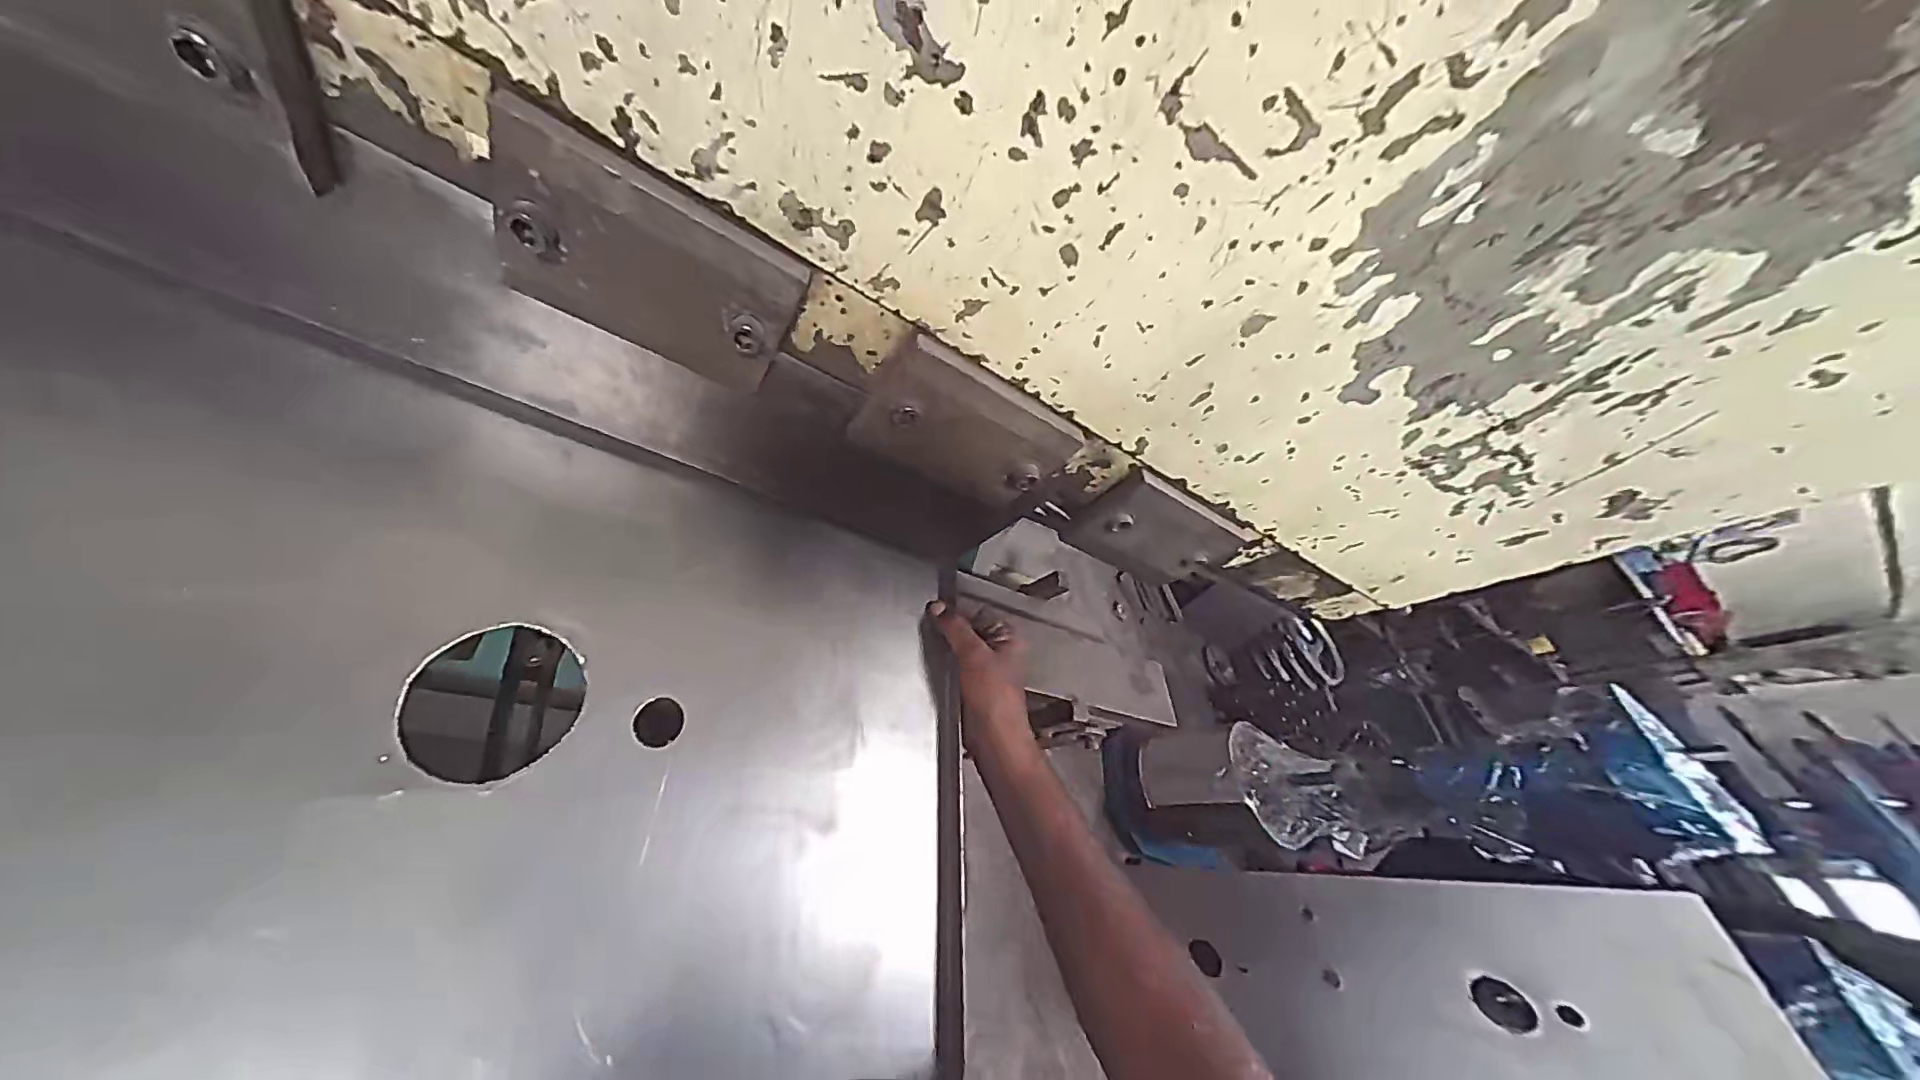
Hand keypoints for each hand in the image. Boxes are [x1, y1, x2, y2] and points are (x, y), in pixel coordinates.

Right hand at [926, 600, 1028, 746]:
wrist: (993, 737)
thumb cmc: (996, 700)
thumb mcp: (973, 654)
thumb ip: (955, 628)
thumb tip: (939, 608)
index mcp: (1008, 638)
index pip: (978, 611)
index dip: (957, 610)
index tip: (936, 610)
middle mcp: (999, 652)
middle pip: (968, 630)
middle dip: (950, 632)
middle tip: (934, 631)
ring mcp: (986, 669)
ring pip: (959, 650)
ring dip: (947, 651)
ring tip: (938, 652)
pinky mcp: (972, 686)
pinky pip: (955, 668)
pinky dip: (946, 667)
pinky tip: (939, 670)